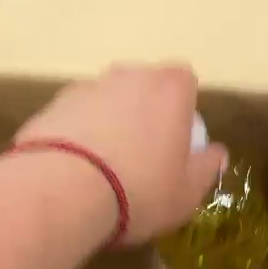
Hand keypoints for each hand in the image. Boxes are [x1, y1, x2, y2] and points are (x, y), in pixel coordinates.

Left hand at [14, 64, 228, 245]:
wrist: (61, 191)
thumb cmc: (139, 190)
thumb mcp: (186, 193)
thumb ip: (206, 168)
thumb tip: (215, 153)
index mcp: (169, 88)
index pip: (184, 82)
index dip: (181, 109)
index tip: (175, 142)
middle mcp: (128, 75)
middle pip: (142, 87)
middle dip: (143, 113)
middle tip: (140, 157)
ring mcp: (86, 86)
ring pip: (105, 101)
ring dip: (107, 123)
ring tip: (100, 169)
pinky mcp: (51, 104)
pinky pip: (74, 117)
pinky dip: (76, 135)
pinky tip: (71, 170)